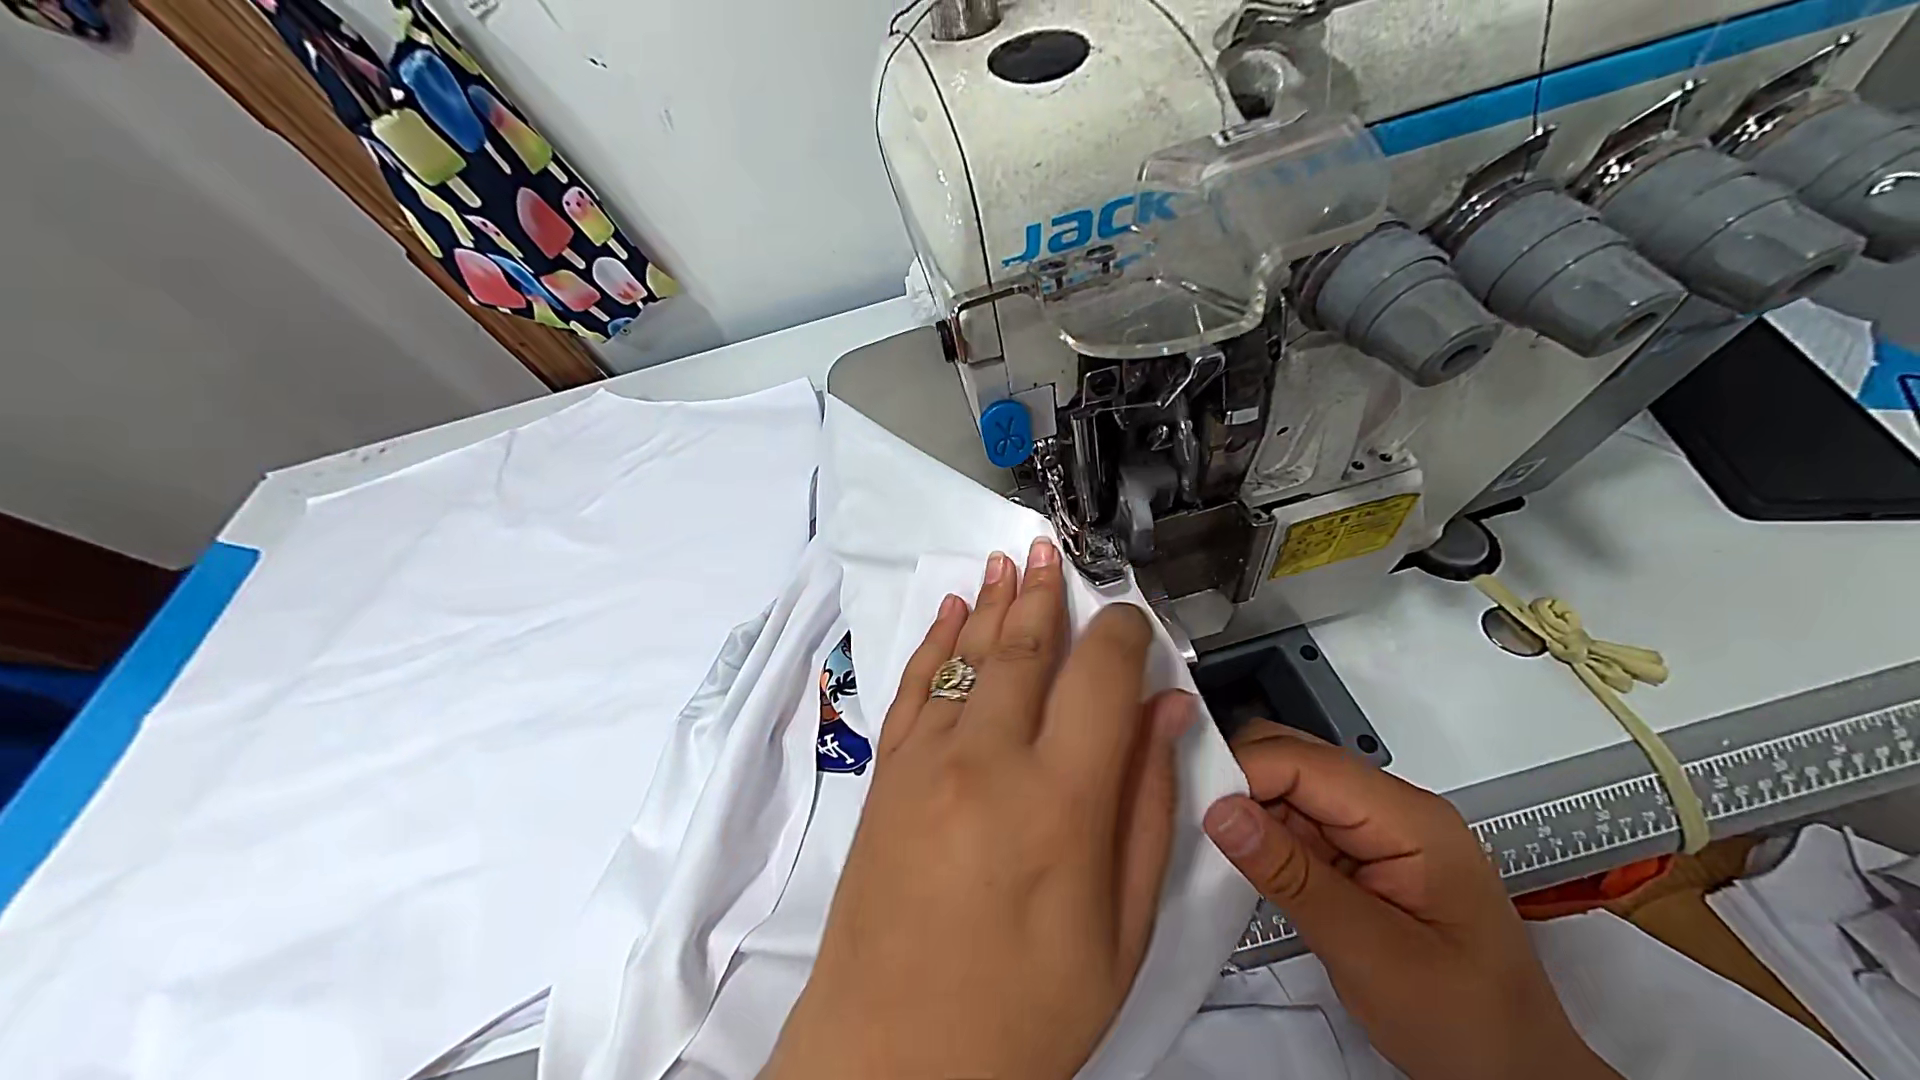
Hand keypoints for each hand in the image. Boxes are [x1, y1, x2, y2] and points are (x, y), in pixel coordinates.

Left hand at [764, 539, 1195, 1079]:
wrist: (894, 1053)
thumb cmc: (1025, 1008)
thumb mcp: (1120, 927)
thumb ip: (1148, 807)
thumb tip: (1166, 711)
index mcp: (1062, 801)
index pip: (1103, 677)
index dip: (1123, 633)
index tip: (1132, 620)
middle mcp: (989, 760)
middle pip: (1026, 648)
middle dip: (1045, 593)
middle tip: (1051, 551)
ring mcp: (928, 760)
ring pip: (967, 654)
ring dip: (992, 601)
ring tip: (1007, 561)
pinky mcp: (887, 772)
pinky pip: (915, 686)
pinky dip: (935, 641)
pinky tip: (951, 612)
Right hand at [1203, 722, 1622, 1079]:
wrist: (1516, 1074)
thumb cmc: (1469, 1024)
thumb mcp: (1373, 956)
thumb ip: (1293, 878)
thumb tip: (1222, 812)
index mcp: (1410, 819)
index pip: (1306, 762)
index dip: (1243, 770)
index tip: (1193, 803)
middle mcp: (1389, 808)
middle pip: (1292, 757)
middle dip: (1237, 779)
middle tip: (1192, 819)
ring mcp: (1370, 827)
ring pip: (1284, 784)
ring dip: (1243, 807)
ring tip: (1209, 843)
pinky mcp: (1352, 849)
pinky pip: (1290, 818)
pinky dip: (1257, 832)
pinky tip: (1238, 857)